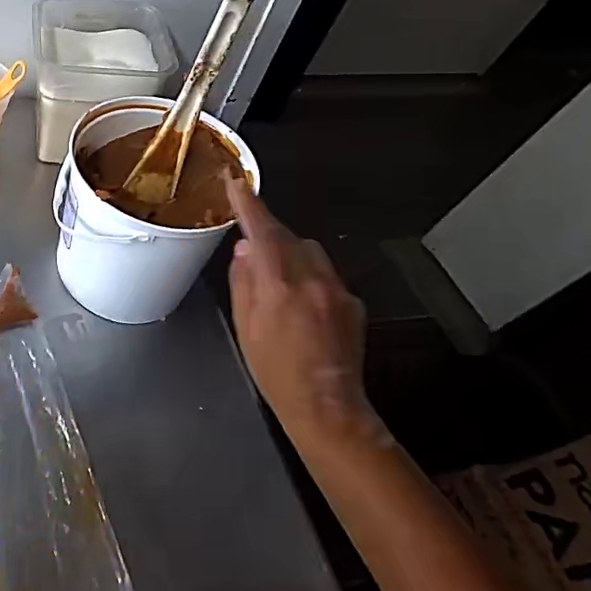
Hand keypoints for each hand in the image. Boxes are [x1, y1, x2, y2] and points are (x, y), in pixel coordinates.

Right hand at [225, 179, 375, 441]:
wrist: (327, 407)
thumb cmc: (277, 373)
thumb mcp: (246, 328)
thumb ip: (244, 282)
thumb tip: (244, 250)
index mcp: (279, 286)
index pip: (261, 231)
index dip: (248, 203)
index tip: (237, 182)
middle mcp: (312, 280)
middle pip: (288, 237)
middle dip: (270, 235)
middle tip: (253, 248)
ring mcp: (337, 289)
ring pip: (311, 252)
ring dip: (292, 255)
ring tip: (280, 285)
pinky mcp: (353, 301)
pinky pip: (327, 275)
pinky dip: (311, 278)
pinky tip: (304, 306)